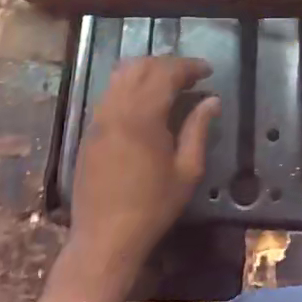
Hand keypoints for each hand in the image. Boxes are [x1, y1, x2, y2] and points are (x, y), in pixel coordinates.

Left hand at [69, 56, 220, 271]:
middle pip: (140, 66)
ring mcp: (98, 118)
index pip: (165, 73)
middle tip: (190, 77)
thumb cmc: (152, 207)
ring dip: (146, 71)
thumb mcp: (186, 171)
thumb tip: (212, 100)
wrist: (105, 237)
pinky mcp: (89, 130)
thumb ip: (198, 129)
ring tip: (169, 84)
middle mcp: (116, 108)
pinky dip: (129, 86)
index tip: (208, 71)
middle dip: (167, 64)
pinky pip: (109, 93)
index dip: (188, 66)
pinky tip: (145, 103)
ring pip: (120, 75)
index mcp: (142, 116)